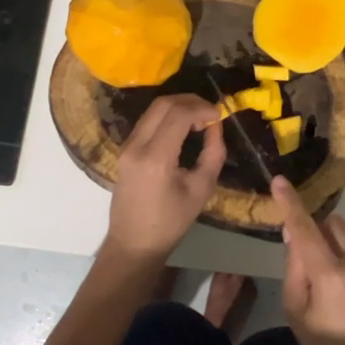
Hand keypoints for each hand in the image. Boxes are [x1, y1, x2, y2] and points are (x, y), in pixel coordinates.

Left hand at [106, 94, 224, 260]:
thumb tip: (216, 127)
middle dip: (191, 101)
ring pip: (153, 110)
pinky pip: (147, 121)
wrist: (133, 243)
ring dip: (179, 107)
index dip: (202, 108)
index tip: (220, 115)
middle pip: (163, 104)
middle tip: (211, 112)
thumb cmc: (170, 222)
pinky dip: (168, 117)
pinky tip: (184, 128)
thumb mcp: (201, 190)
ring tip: (200, 120)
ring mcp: (126, 146)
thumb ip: (213, 154)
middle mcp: (136, 146)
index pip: (179, 115)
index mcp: (156, 158)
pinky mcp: (124, 150)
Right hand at [274, 175, 344, 344]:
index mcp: (331, 276)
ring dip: (333, 249)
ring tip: (329, 286)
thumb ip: (294, 268)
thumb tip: (293, 233)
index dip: (291, 204)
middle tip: (306, 259)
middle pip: (332, 225)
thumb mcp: (296, 312)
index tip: (280, 181)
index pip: (306, 230)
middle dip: (317, 232)